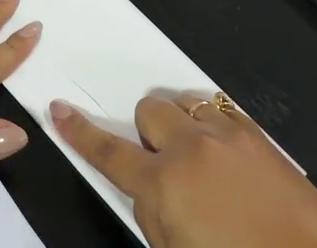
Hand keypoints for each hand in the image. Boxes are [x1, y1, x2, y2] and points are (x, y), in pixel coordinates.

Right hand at [52, 94, 316, 247]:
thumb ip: (151, 213)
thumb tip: (146, 185)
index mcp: (164, 185)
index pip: (109, 152)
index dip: (80, 133)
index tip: (59, 110)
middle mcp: (190, 148)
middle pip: (149, 110)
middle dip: (149, 132)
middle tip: (165, 164)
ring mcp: (226, 135)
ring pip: (185, 104)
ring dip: (183, 127)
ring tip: (202, 160)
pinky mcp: (257, 133)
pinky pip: (220, 112)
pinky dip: (214, 129)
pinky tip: (229, 160)